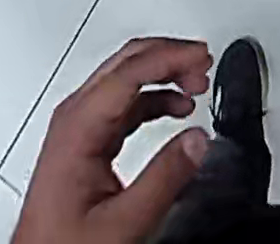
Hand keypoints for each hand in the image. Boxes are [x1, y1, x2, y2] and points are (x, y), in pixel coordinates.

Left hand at [15, 37, 213, 243]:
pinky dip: (154, 95)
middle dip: (169, 55)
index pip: (130, 69)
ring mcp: (80, 122)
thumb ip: (164, 180)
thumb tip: (198, 140)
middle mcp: (76, 113)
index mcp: (79, 123)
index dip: (169, 56)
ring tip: (198, 81)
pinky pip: (125, 100)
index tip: (200, 56)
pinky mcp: (87, 136)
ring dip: (164, 73)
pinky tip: (177, 105)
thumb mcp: (122, 223)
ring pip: (127, 76)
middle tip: (203, 61)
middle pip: (127, 61)